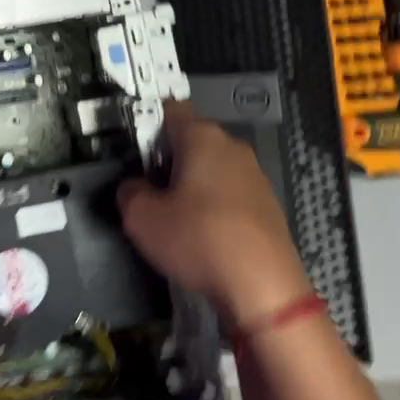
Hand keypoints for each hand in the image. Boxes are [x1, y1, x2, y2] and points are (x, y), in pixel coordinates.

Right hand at [118, 100, 312, 328]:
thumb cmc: (198, 238)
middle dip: (170, 158)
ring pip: (212, 168)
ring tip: (176, 217)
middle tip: (150, 188)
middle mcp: (233, 147)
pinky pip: (231, 194)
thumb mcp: (140, 217)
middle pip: (192, 140)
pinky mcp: (270, 206)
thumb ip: (129, 191)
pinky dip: (215, 206)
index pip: (171, 109)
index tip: (136, 151)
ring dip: (193, 184)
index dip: (148, 124)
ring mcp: (256, 176)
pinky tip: (205, 235)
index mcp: (202, 137)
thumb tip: (137, 187)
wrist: (265, 290)